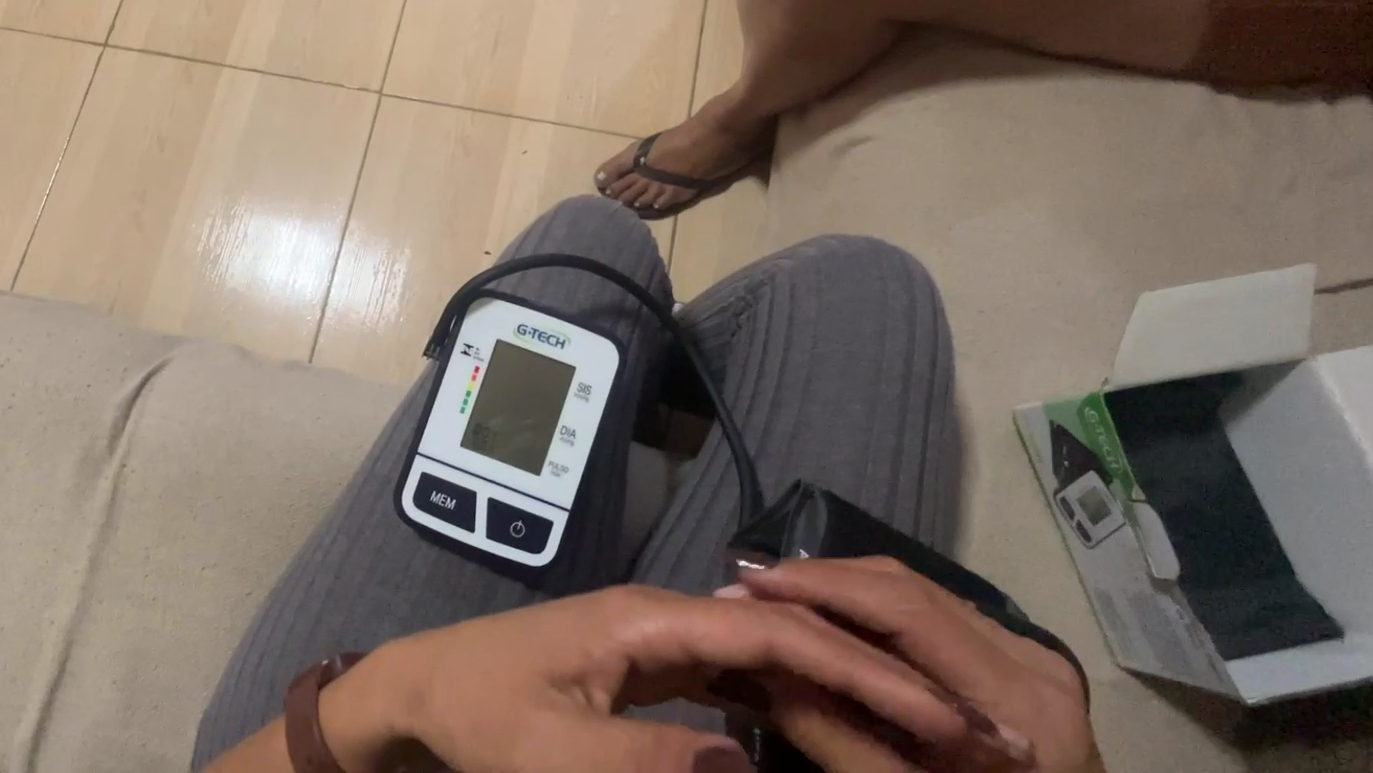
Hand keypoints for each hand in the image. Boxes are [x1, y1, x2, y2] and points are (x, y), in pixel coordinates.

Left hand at [322, 584, 1011, 772]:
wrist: (428, 684)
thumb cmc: (484, 713)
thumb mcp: (558, 753)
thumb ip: (652, 759)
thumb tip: (748, 762)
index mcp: (645, 619)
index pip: (766, 631)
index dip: (852, 666)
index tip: (932, 707)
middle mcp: (657, 615)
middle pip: (772, 632)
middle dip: (856, 670)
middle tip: (943, 722)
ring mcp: (650, 636)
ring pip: (754, 650)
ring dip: (823, 681)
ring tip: (899, 725)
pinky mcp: (642, 663)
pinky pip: (724, 673)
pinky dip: (775, 692)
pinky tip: (812, 721)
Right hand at [732, 558, 1103, 772]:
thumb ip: (835, 737)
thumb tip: (762, 667)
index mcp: (1018, 704)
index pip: (906, 609)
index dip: (824, 584)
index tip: (755, 580)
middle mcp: (1033, 661)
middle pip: (908, 586)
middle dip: (822, 577)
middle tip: (753, 581)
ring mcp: (1032, 656)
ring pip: (916, 588)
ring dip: (842, 584)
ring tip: (778, 590)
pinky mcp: (1019, 660)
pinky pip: (930, 610)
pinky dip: (871, 605)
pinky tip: (828, 611)